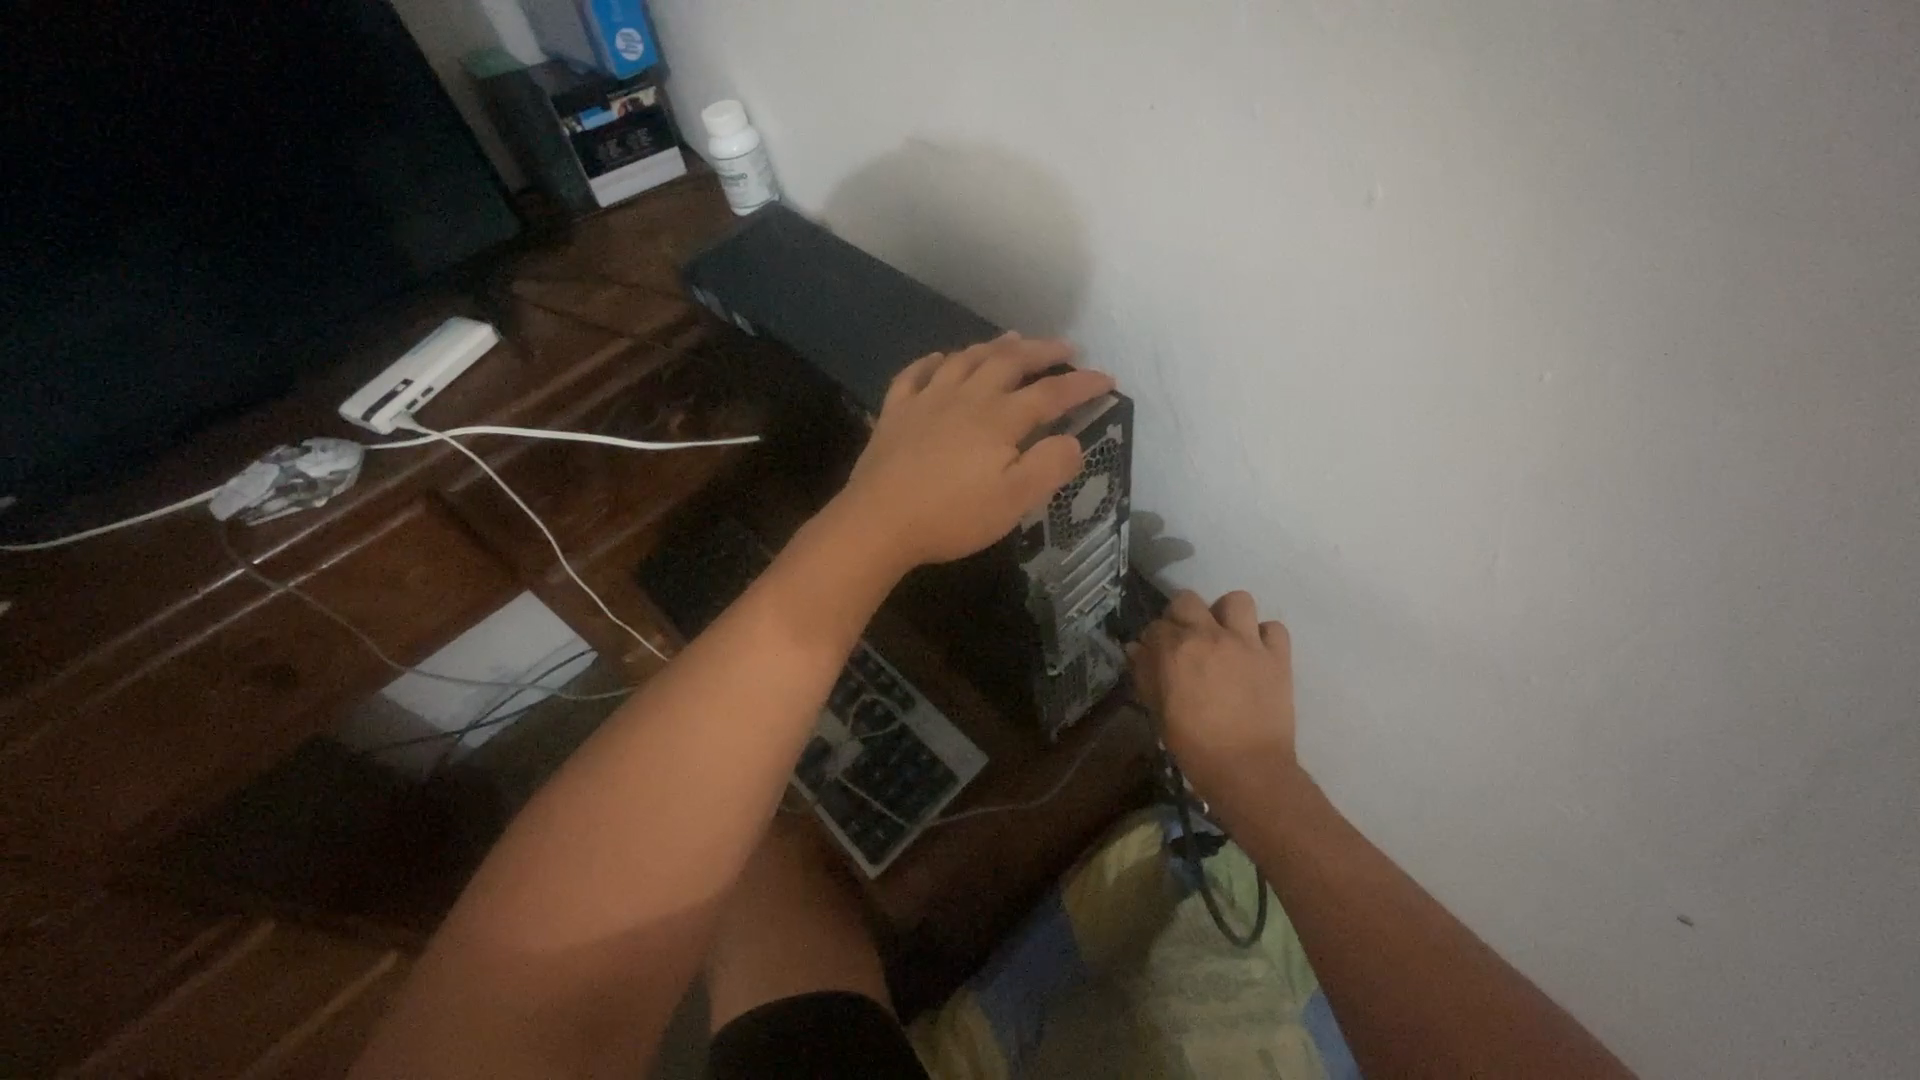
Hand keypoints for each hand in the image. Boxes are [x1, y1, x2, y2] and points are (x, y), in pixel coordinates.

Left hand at [833, 333, 1115, 569]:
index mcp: (999, 419)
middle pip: (1008, 362)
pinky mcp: (894, 414)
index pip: (1050, 393)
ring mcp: (926, 401)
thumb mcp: (1014, 501)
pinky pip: (915, 375)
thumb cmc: (952, 516)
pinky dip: (932, 362)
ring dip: (993, 347)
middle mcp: (965, 398)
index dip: (1082, 385)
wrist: (879, 522)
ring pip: (964, 360)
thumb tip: (1072, 440)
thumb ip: (1049, 466)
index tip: (1107, 379)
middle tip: (1064, 348)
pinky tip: (939, 359)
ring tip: (1012, 339)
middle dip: (1040, 351)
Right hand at [1129, 590, 1302, 808]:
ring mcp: (1247, 642)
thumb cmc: (1194, 745)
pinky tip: (1256, 653)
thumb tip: (1135, 649)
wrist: (1247, 768)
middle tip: (1186, 640)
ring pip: (1237, 600)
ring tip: (1225, 637)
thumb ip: (1145, 675)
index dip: (1154, 640)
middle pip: (1188, 599)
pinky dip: (1263, 636)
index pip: (1155, 626)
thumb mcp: (1158, 711)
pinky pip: (1273, 628)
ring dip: (1227, 614)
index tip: (1156, 655)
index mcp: (1175, 649)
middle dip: (1182, 615)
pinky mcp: (1278, 656)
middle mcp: (1210, 635)